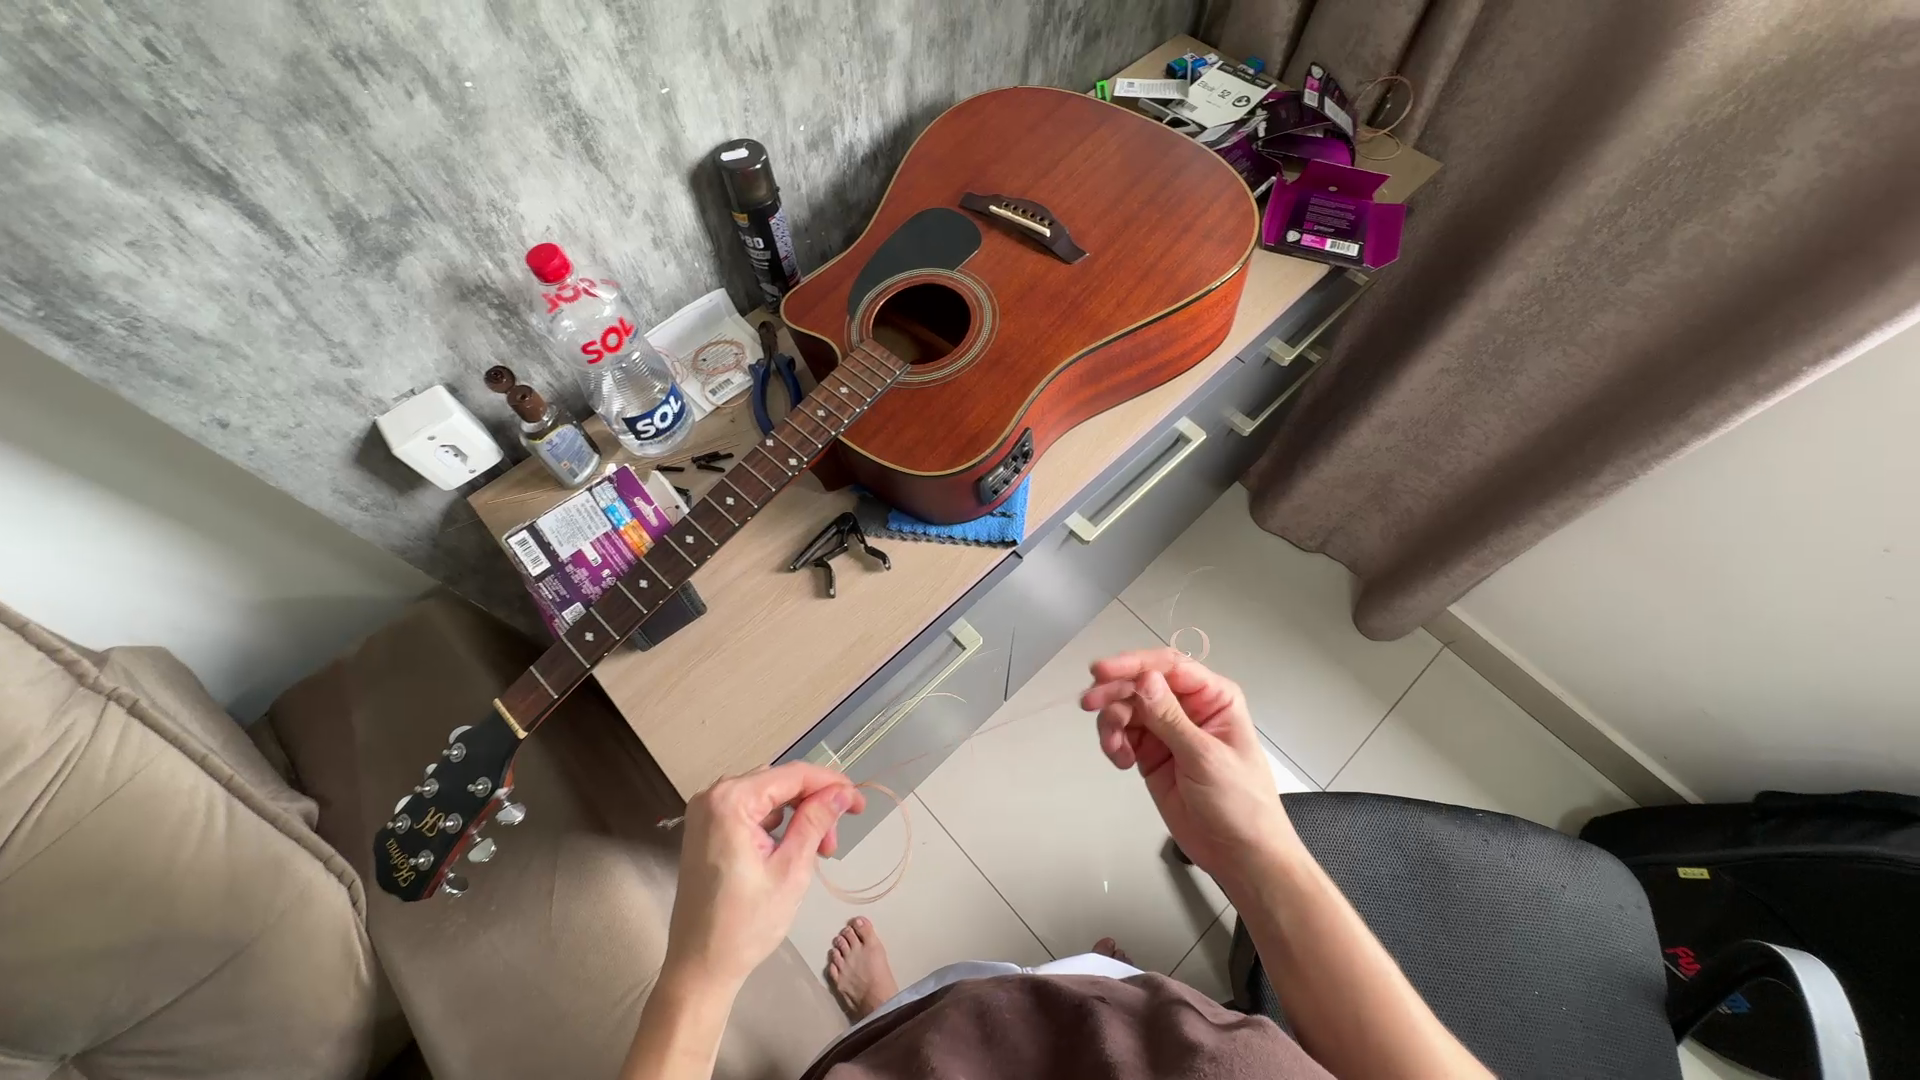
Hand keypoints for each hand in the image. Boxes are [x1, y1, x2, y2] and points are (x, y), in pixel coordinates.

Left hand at [665, 763, 863, 991]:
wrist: (699, 968)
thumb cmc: (745, 925)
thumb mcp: (791, 870)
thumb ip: (816, 822)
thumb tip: (843, 792)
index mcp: (731, 801)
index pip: (793, 775)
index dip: (832, 785)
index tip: (861, 804)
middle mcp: (713, 796)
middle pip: (780, 783)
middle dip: (815, 805)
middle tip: (835, 842)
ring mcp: (706, 812)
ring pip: (768, 796)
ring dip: (798, 815)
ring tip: (818, 851)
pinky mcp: (707, 829)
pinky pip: (752, 811)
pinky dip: (777, 824)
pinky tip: (792, 849)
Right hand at [1081, 649, 1297, 891]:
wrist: (1241, 855)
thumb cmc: (1240, 803)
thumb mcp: (1205, 756)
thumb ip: (1170, 717)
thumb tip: (1144, 679)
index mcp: (1212, 698)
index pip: (1168, 667)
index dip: (1134, 665)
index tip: (1103, 672)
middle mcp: (1188, 707)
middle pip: (1141, 684)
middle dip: (1114, 693)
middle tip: (1089, 703)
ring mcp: (1168, 731)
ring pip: (1127, 709)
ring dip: (1112, 723)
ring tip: (1114, 748)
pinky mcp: (1151, 754)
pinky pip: (1123, 735)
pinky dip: (1114, 743)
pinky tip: (1121, 760)